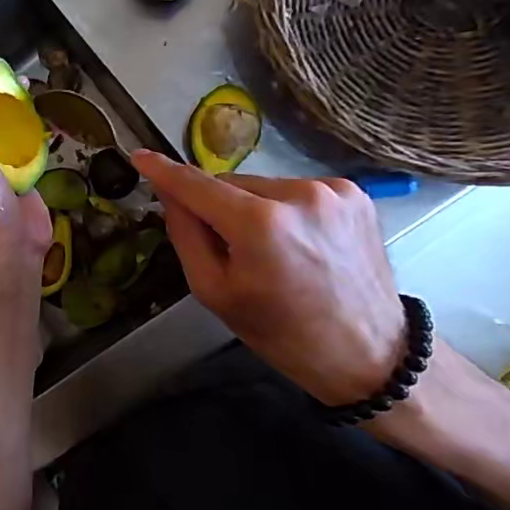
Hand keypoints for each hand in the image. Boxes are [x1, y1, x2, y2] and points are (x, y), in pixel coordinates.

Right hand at [132, 151, 405, 404]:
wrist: (370, 353)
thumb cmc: (284, 334)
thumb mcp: (217, 295)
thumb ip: (187, 237)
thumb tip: (171, 194)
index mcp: (260, 225)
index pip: (198, 185)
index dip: (165, 172)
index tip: (139, 156)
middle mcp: (298, 193)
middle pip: (232, 185)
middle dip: (221, 208)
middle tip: (233, 251)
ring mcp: (332, 190)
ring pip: (266, 186)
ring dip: (257, 208)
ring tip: (277, 252)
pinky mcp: (355, 192)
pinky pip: (299, 190)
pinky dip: (289, 210)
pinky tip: (304, 243)